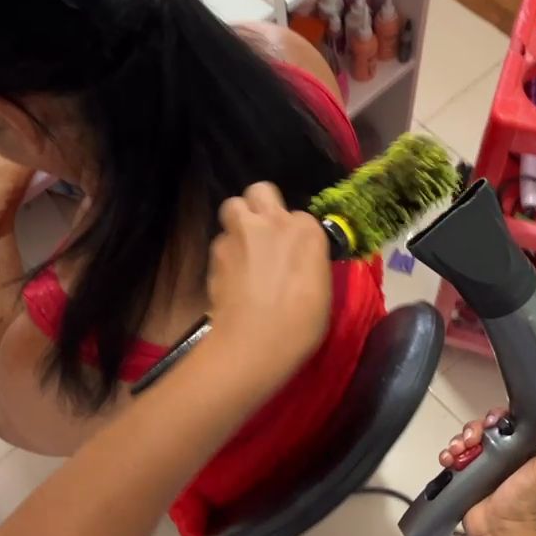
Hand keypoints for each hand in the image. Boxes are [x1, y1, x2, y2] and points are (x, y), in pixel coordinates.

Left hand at [205, 182, 330, 384]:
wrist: (253, 344)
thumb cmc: (300, 325)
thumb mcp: (321, 289)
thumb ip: (308, 261)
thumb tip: (296, 260)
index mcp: (305, 231)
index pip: (299, 215)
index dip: (293, 232)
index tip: (293, 252)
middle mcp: (271, 222)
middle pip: (258, 191)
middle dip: (258, 205)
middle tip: (262, 232)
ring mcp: (238, 234)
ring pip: (232, 209)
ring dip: (237, 225)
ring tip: (243, 252)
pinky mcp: (215, 252)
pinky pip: (220, 242)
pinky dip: (226, 254)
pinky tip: (231, 278)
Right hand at [455, 409, 535, 535]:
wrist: (501, 534)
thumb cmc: (527, 501)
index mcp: (523, 447)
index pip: (507, 419)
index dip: (496, 415)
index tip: (491, 421)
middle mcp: (502, 453)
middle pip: (482, 428)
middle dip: (471, 429)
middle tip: (470, 441)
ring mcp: (482, 465)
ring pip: (465, 440)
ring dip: (457, 442)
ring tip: (456, 455)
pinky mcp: (465, 476)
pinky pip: (453, 457)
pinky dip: (448, 455)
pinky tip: (447, 462)